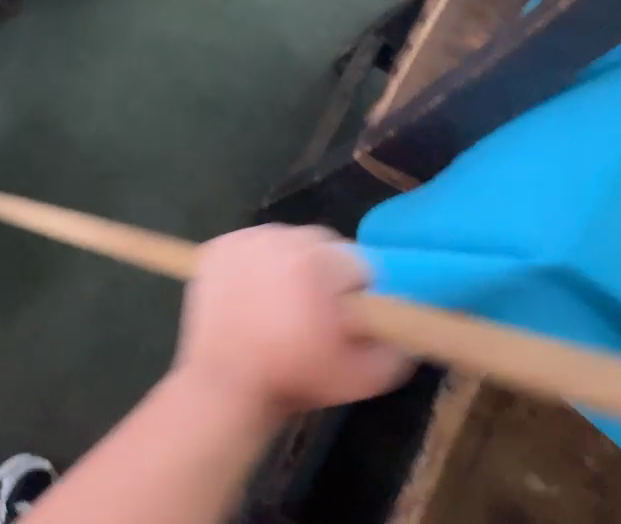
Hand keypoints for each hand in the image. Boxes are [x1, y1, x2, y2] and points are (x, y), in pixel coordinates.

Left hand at [173, 225, 410, 415]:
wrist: (227, 381)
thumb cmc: (297, 378)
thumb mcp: (367, 375)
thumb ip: (398, 343)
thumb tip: (403, 320)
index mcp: (318, 264)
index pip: (359, 262)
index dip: (360, 291)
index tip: (350, 314)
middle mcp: (279, 240)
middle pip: (322, 243)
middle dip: (328, 271)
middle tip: (319, 305)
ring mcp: (243, 240)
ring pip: (285, 241)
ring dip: (293, 263)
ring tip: (284, 299)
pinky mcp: (217, 247)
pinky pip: (252, 245)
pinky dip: (259, 261)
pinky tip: (256, 290)